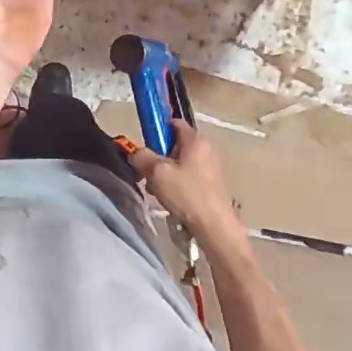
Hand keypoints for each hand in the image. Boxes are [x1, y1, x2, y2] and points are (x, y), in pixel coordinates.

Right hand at [129, 120, 242, 248]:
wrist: (214, 227)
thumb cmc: (186, 194)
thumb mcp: (157, 172)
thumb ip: (142, 157)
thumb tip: (136, 154)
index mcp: (196, 140)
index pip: (173, 122)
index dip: (156, 130)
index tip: (145, 145)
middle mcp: (207, 149)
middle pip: (175, 145)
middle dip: (158, 157)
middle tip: (147, 172)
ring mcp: (212, 168)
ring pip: (180, 162)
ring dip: (165, 173)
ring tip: (157, 190)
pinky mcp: (212, 184)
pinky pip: (188, 176)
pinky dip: (176, 183)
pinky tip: (170, 199)